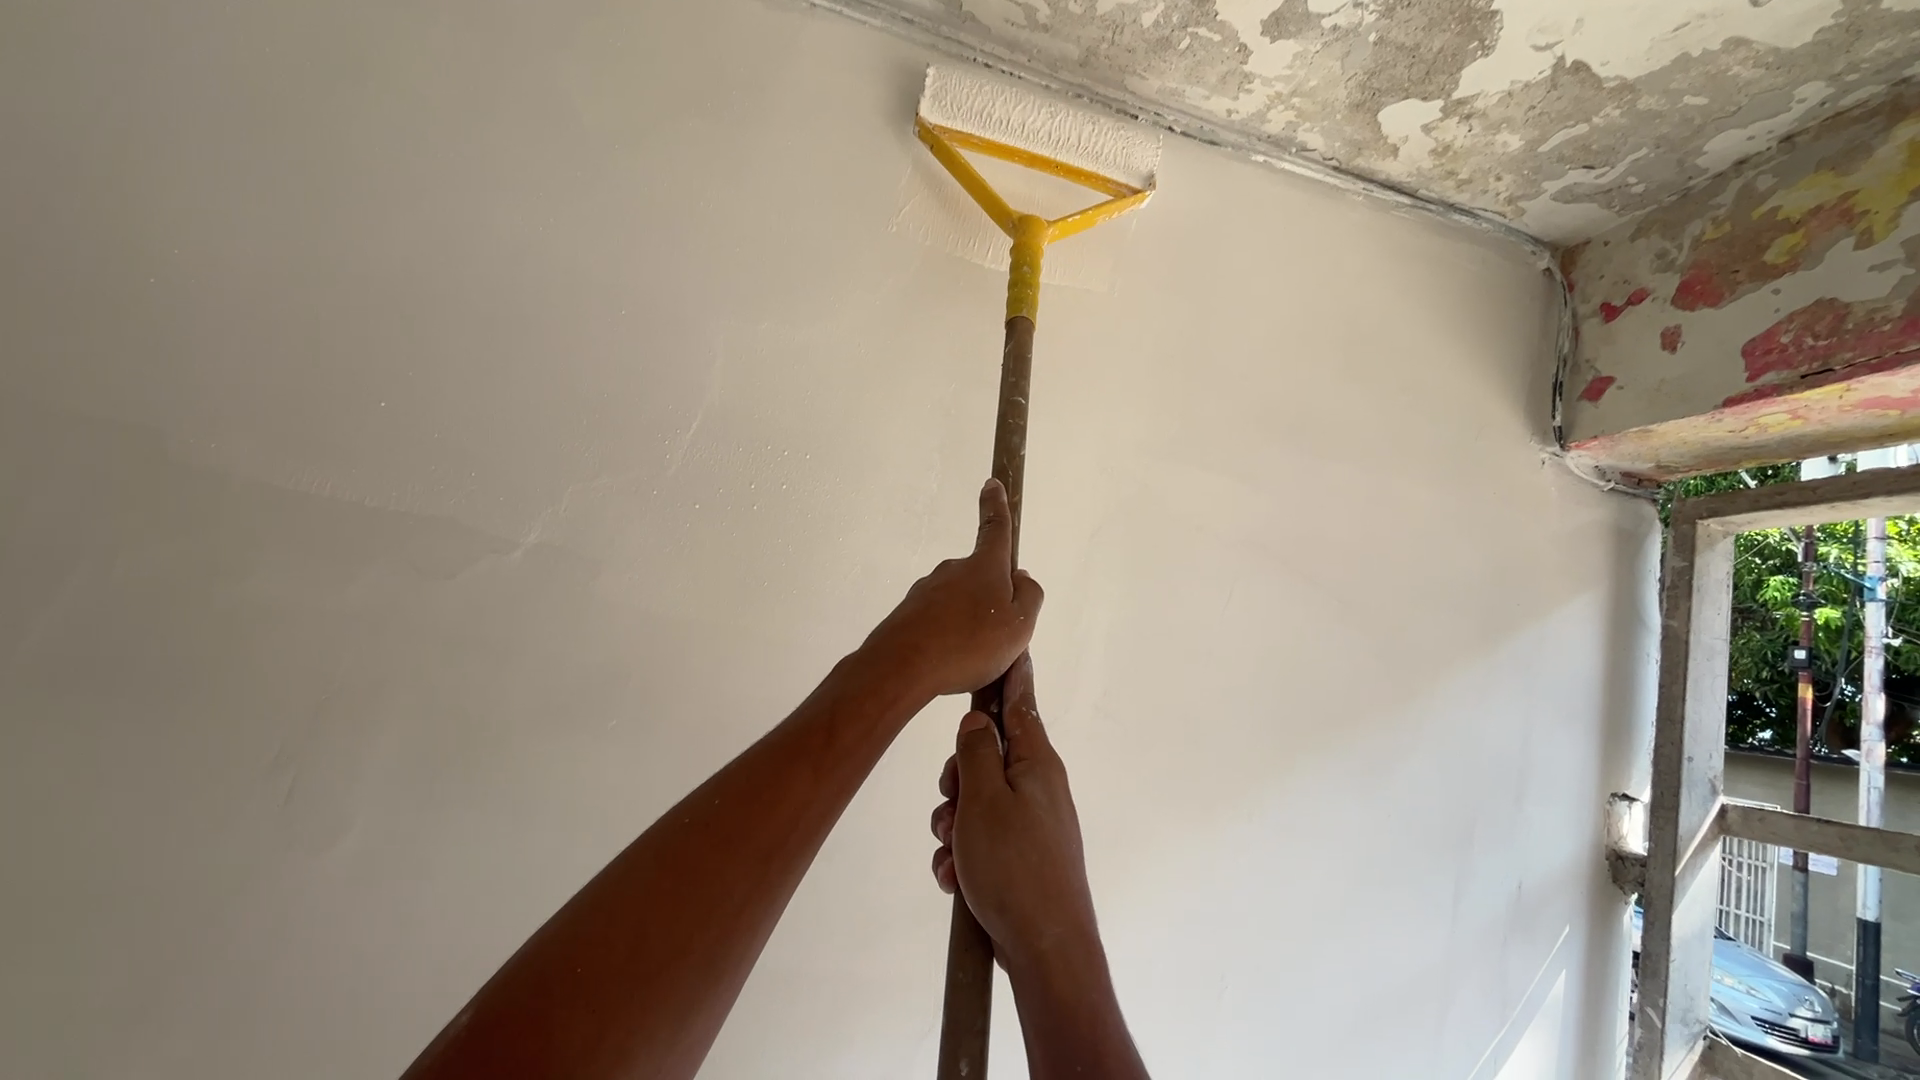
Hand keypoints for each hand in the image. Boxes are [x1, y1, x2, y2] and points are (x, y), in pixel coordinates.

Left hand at [862, 479, 1043, 697]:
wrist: (902, 667)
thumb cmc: (970, 643)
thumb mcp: (1020, 625)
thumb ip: (1029, 597)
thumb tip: (1020, 576)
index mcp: (984, 567)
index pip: (995, 529)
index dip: (997, 507)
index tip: (992, 485)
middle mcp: (952, 571)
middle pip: (980, 579)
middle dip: (991, 601)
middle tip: (998, 640)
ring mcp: (926, 592)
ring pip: (959, 605)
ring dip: (969, 626)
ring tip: (973, 662)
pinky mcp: (907, 615)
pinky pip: (938, 625)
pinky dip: (948, 641)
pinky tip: (949, 665)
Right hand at [930, 655, 1097, 969]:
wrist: (1046, 949)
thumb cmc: (1014, 867)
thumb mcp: (983, 801)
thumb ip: (975, 753)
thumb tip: (977, 722)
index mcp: (1036, 764)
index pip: (1021, 706)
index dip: (1013, 678)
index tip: (1016, 649)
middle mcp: (1038, 788)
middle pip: (987, 759)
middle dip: (957, 781)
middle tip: (949, 807)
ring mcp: (1033, 825)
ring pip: (979, 804)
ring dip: (955, 826)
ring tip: (951, 856)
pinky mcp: (1024, 859)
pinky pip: (985, 841)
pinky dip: (965, 856)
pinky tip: (957, 880)